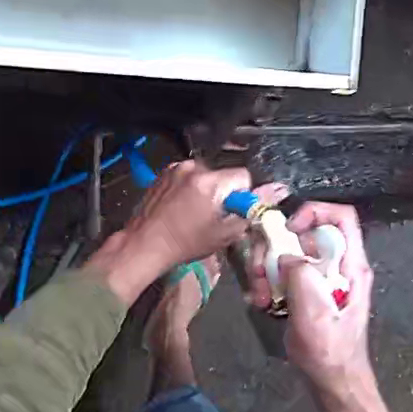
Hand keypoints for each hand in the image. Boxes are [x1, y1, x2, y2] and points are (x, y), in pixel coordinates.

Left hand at [124, 160, 277, 267]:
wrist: (144, 243)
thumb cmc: (184, 243)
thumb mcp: (223, 235)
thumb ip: (247, 215)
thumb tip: (268, 200)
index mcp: (210, 182)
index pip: (242, 176)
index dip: (242, 195)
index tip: (233, 211)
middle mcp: (192, 168)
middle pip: (222, 175)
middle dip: (223, 192)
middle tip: (213, 216)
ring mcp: (174, 169)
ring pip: (204, 175)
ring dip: (205, 190)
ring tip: (194, 213)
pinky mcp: (162, 173)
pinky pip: (186, 176)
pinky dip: (189, 188)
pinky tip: (180, 208)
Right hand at [255, 202, 374, 396]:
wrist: (333, 382)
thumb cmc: (330, 352)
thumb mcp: (315, 315)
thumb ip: (302, 277)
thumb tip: (286, 256)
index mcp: (351, 266)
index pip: (341, 217)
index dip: (314, 212)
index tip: (287, 230)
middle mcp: (338, 265)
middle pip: (306, 233)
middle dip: (276, 246)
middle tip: (261, 271)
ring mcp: (322, 277)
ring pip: (290, 252)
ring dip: (267, 267)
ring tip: (260, 294)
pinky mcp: (307, 290)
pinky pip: (284, 272)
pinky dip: (269, 282)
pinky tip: (262, 301)